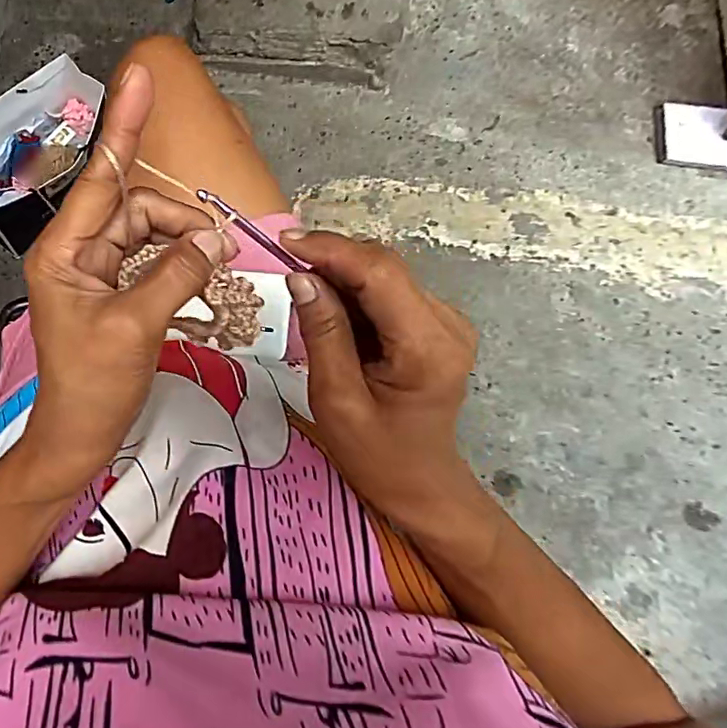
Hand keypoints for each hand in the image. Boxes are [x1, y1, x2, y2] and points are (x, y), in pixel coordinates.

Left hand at [17, 64, 237, 501]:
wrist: (80, 435)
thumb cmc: (93, 386)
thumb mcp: (136, 326)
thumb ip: (176, 272)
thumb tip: (215, 237)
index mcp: (63, 251)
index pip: (100, 179)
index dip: (124, 127)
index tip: (139, 77)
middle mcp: (75, 250)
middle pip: (134, 205)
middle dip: (178, 218)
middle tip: (219, 244)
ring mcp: (94, 268)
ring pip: (147, 230)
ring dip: (183, 240)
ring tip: (214, 262)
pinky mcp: (112, 287)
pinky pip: (150, 255)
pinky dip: (178, 259)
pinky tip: (201, 269)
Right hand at [278, 231, 480, 522]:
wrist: (420, 484)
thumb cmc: (376, 453)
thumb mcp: (336, 398)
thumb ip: (322, 333)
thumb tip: (301, 278)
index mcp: (427, 345)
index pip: (379, 273)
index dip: (330, 249)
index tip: (283, 243)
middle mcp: (445, 323)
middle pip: (383, 266)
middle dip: (330, 256)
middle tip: (281, 262)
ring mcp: (443, 321)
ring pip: (382, 272)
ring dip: (337, 270)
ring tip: (295, 281)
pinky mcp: (430, 323)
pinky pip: (383, 289)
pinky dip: (349, 287)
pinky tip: (322, 301)